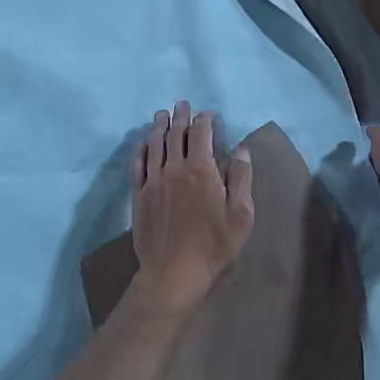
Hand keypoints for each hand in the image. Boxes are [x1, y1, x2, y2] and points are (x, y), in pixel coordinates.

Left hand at [130, 101, 253, 314]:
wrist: (173, 275)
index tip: (208, 114)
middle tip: (182, 104)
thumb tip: (241, 149)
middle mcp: (175, 168)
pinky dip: (141, 149)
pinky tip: (142, 142)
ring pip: (155, 144)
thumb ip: (241, 178)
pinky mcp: (139, 196)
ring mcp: (154, 181)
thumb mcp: (241, 214)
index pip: (201, 133)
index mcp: (201, 169)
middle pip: (176, 134)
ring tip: (162, 114)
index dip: (204, 120)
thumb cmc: (214, 245)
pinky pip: (138, 164)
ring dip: (159, 126)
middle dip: (181, 116)